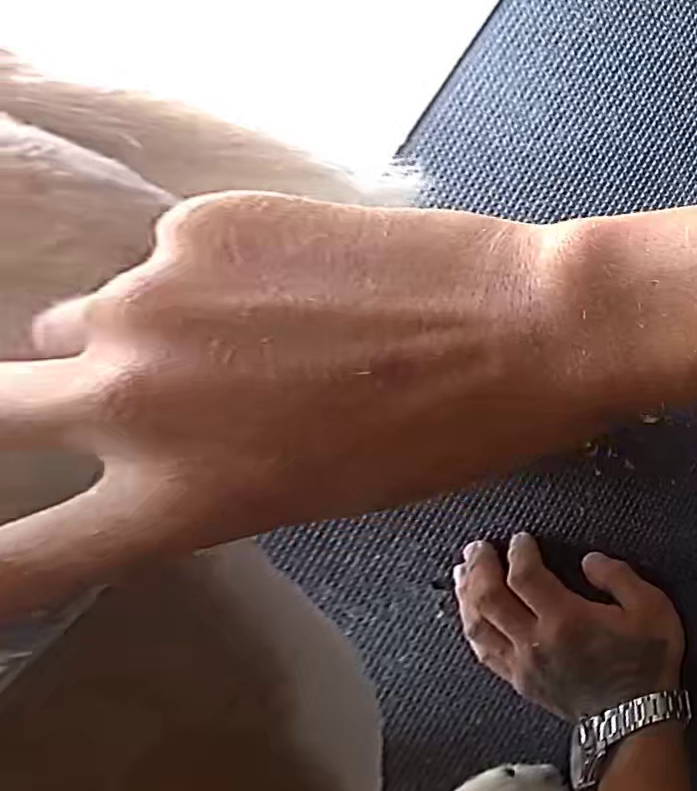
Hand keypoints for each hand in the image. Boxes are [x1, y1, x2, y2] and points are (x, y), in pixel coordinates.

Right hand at [0, 193, 640, 615]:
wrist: (548, 323)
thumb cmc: (484, 423)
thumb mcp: (361, 483)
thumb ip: (247, 474)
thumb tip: (184, 445)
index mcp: (193, 496)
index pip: (5, 564)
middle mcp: (135, 403)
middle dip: (37, 411)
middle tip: (119, 400)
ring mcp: (156, 301)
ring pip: (96, 320)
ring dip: (157, 331)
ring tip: (282, 329)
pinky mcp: (207, 226)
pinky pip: (189, 256)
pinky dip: (239, 271)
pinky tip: (336, 274)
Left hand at [455, 532, 683, 718]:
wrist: (634, 714)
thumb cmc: (648, 656)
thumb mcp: (651, 606)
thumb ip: (619, 577)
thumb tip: (589, 560)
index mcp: (566, 619)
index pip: (527, 578)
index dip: (519, 554)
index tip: (520, 537)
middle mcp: (535, 641)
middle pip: (491, 600)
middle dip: (480, 570)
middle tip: (475, 548)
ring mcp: (523, 664)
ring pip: (479, 628)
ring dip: (467, 598)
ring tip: (463, 575)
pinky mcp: (521, 682)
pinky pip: (485, 652)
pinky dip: (473, 629)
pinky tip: (472, 617)